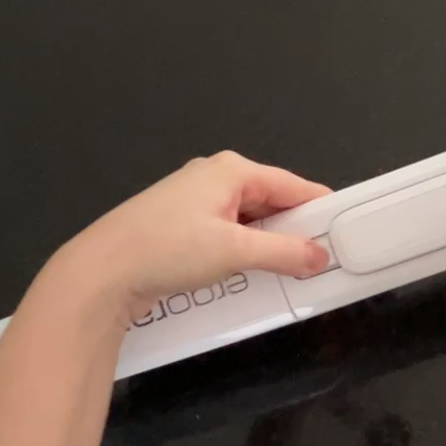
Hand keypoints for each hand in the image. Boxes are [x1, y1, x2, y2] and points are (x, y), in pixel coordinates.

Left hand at [52, 152, 330, 316]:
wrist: (99, 275)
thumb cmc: (168, 250)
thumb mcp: (235, 252)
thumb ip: (285, 252)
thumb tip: (320, 257)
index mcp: (232, 170)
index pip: (294, 186)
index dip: (322, 209)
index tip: (346, 232)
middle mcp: (214, 176)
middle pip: (273, 201)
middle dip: (296, 229)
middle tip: (320, 259)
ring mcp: (194, 200)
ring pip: (250, 219)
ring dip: (270, 243)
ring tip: (290, 270)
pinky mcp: (179, 224)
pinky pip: (228, 232)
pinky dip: (245, 249)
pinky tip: (251, 271)